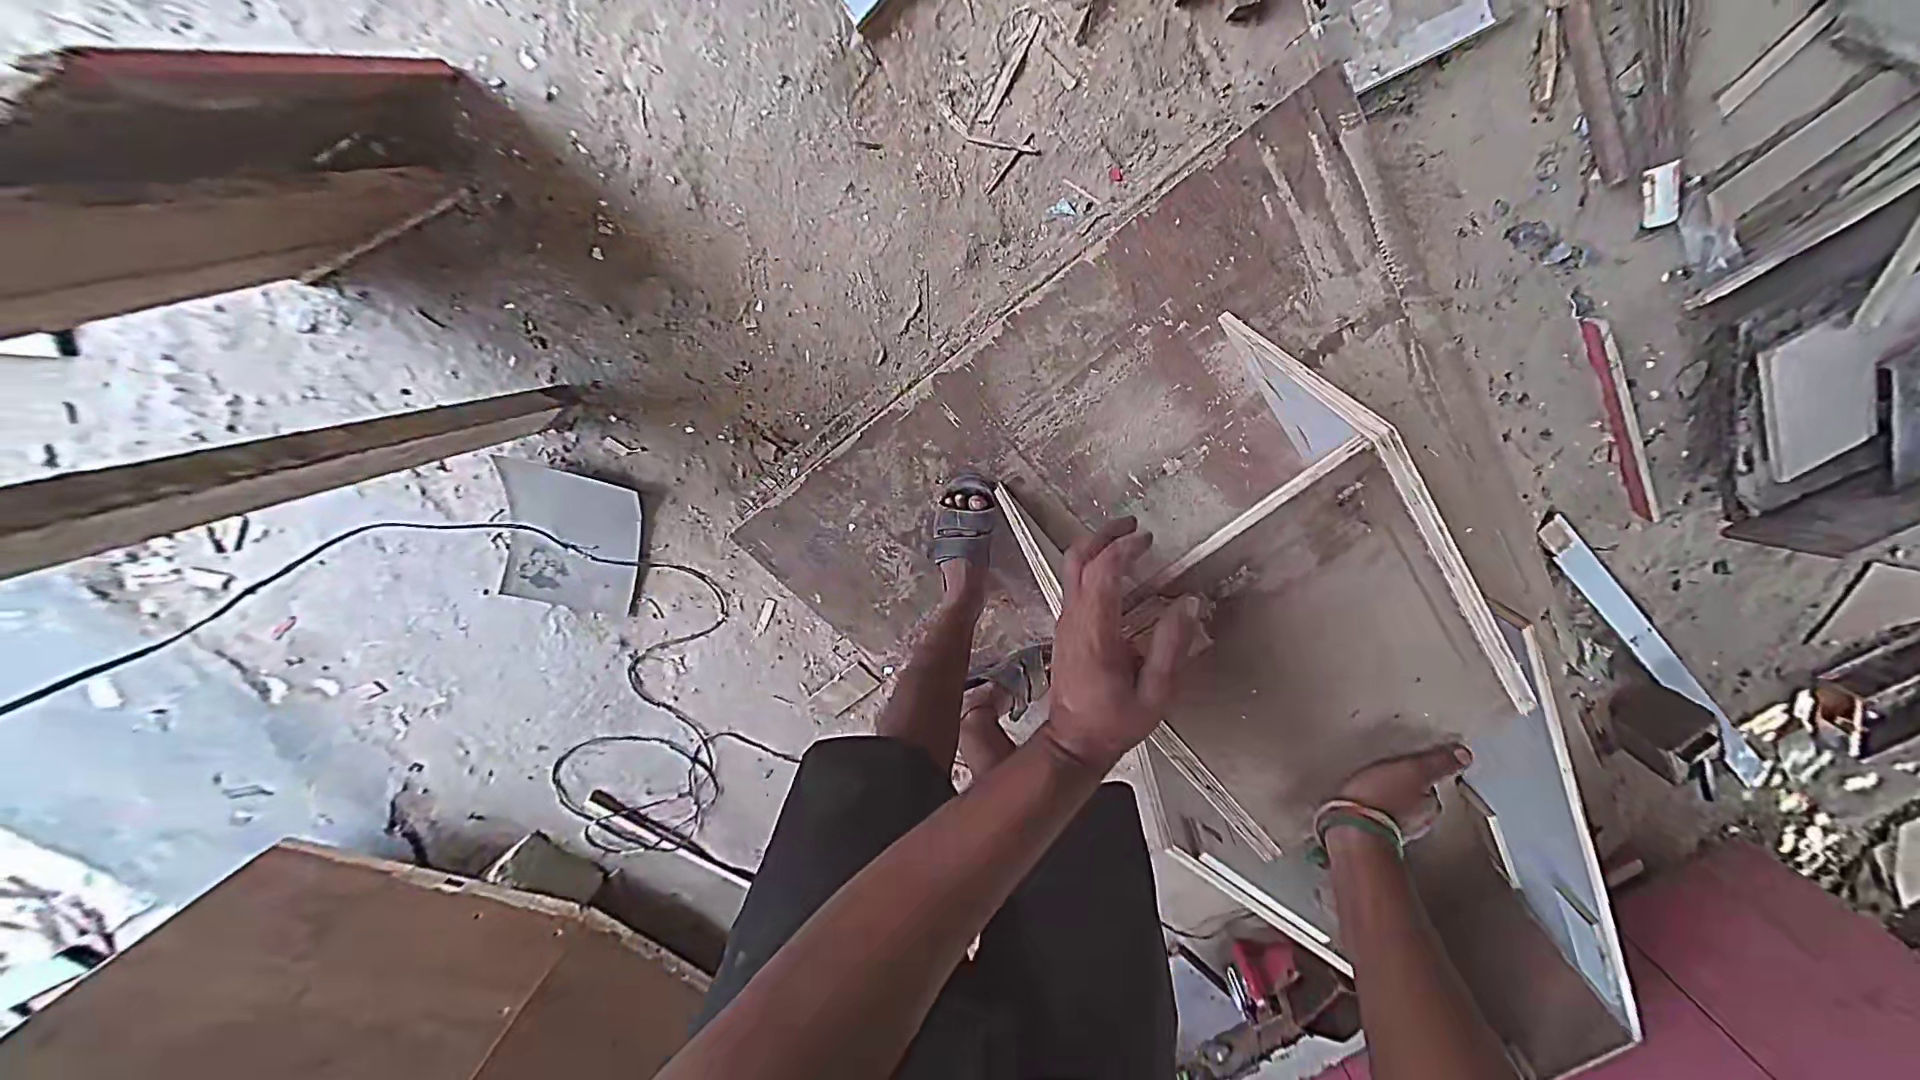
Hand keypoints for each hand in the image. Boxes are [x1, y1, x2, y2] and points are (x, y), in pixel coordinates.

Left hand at [1041, 518, 1202, 769]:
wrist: (1072, 742)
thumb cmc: (1111, 723)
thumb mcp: (1155, 692)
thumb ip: (1172, 647)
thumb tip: (1188, 606)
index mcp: (1095, 632)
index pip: (1102, 573)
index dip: (1123, 548)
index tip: (1146, 540)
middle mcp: (1074, 621)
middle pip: (1077, 559)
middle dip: (1104, 535)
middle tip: (1132, 526)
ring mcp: (1065, 623)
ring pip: (1071, 569)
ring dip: (1097, 548)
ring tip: (1127, 542)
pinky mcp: (1065, 629)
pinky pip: (1074, 585)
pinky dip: (1094, 567)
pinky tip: (1116, 574)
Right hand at [1334, 743, 1472, 841]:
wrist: (1353, 826)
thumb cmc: (1382, 798)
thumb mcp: (1413, 770)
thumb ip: (1439, 762)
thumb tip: (1464, 754)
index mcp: (1432, 806)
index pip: (1432, 786)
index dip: (1420, 774)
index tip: (1411, 765)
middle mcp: (1419, 822)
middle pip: (1417, 801)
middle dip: (1405, 790)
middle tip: (1392, 775)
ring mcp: (1397, 829)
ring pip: (1398, 811)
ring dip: (1389, 801)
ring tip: (1374, 788)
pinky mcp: (1373, 832)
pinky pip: (1378, 817)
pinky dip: (1374, 810)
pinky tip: (1362, 802)